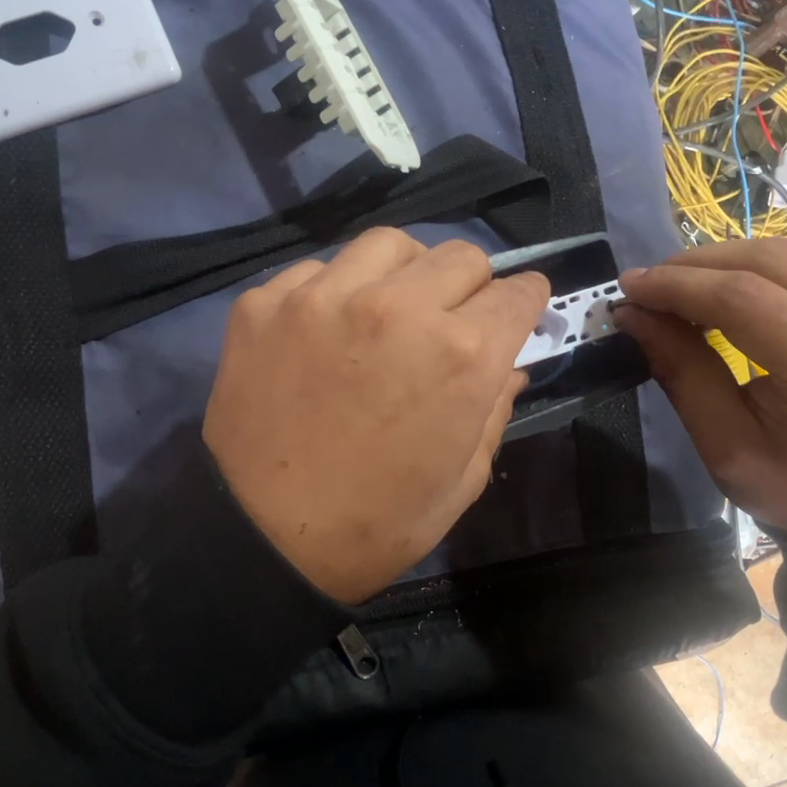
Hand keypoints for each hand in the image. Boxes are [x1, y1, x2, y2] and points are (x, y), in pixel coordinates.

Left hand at [204, 228, 549, 602]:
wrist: (261, 542)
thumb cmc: (376, 525)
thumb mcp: (461, 481)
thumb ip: (493, 411)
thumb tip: (506, 367)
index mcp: (461, 355)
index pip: (518, 293)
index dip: (526, 303)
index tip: (517, 312)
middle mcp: (396, 308)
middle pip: (461, 256)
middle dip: (472, 286)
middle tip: (453, 320)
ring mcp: (322, 298)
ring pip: (389, 245)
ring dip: (406, 272)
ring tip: (390, 308)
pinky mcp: (264, 304)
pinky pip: (318, 269)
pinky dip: (336, 290)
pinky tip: (328, 329)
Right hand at [613, 238, 786, 533]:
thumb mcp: (726, 445)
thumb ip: (682, 370)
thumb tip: (634, 312)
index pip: (745, 299)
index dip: (679, 287)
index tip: (629, 286)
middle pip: (772, 263)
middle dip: (698, 266)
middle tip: (648, 283)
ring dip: (728, 262)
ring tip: (680, 284)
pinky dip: (764, 270)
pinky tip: (727, 287)